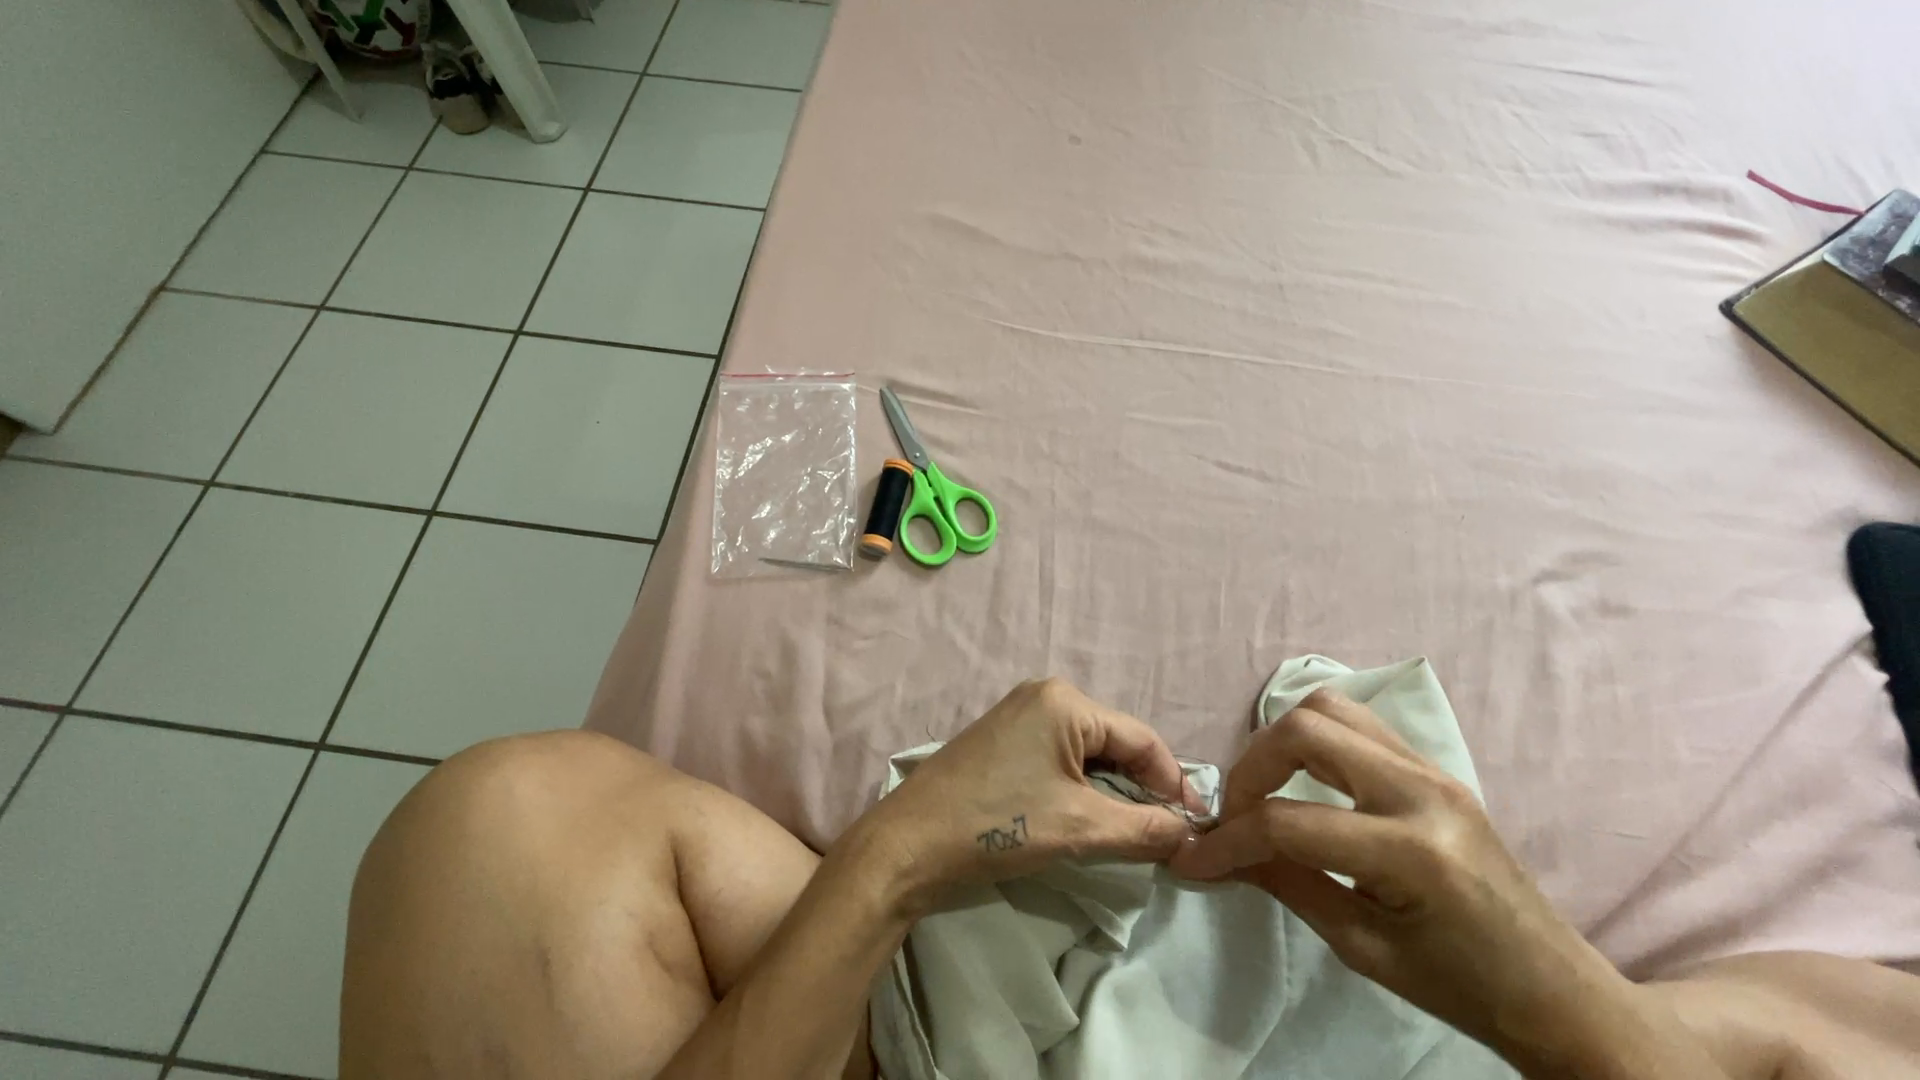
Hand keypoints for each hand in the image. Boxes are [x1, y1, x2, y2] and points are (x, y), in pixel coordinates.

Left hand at [868, 678, 1200, 910]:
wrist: (910, 843)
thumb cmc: (999, 825)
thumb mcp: (1081, 827)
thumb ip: (1144, 829)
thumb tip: (1190, 834)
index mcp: (1066, 701)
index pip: (1141, 739)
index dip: (1173, 783)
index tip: (1195, 825)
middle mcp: (1044, 695)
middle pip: (1115, 742)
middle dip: (1141, 788)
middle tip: (1164, 833)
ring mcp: (1018, 715)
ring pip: (1087, 753)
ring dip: (1111, 791)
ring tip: (1129, 832)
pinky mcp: (1001, 740)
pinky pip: (1058, 758)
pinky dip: (1080, 788)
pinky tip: (1086, 818)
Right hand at [1169, 689, 1632, 1067]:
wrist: (1554, 987)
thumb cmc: (1460, 985)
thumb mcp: (1361, 948)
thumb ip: (1286, 885)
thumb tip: (1218, 853)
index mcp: (1411, 851)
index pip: (1289, 823)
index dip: (1230, 839)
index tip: (1193, 858)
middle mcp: (1423, 790)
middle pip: (1306, 729)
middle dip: (1250, 768)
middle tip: (1235, 813)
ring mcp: (1434, 769)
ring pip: (1331, 708)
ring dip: (1281, 742)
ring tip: (1265, 790)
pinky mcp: (1435, 767)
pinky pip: (1359, 723)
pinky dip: (1314, 739)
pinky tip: (1304, 780)